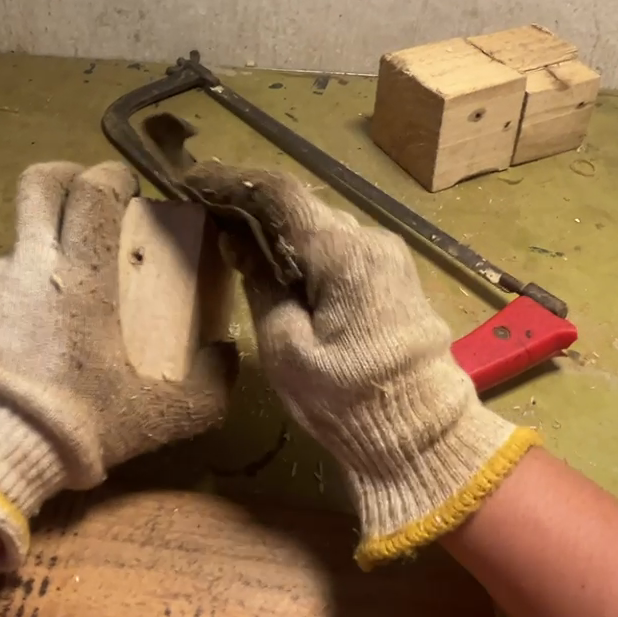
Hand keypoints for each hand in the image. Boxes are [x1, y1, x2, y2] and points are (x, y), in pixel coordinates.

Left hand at [0, 161, 231, 567]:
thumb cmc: (80, 424)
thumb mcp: (164, 413)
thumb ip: (211, 381)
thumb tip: (227, 353)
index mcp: (84, 272)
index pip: (93, 189)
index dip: (110, 176)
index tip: (126, 189)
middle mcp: (30, 262)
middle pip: (39, 184)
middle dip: (65, 178)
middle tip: (85, 202)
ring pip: (16, 242)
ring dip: (38, 256)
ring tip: (51, 309)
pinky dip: (6, 303)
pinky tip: (15, 348)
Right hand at [183, 163, 536, 567]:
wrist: (422, 436)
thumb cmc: (346, 400)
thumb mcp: (285, 348)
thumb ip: (261, 285)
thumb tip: (237, 241)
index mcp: (344, 253)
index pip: (282, 196)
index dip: (234, 183)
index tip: (196, 180)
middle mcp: (371, 240)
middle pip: (303, 210)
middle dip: (255, 208)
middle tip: (210, 211)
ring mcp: (387, 256)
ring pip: (322, 229)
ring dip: (281, 232)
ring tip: (238, 239)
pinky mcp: (393, 276)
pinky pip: (341, 249)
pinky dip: (306, 251)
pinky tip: (281, 266)